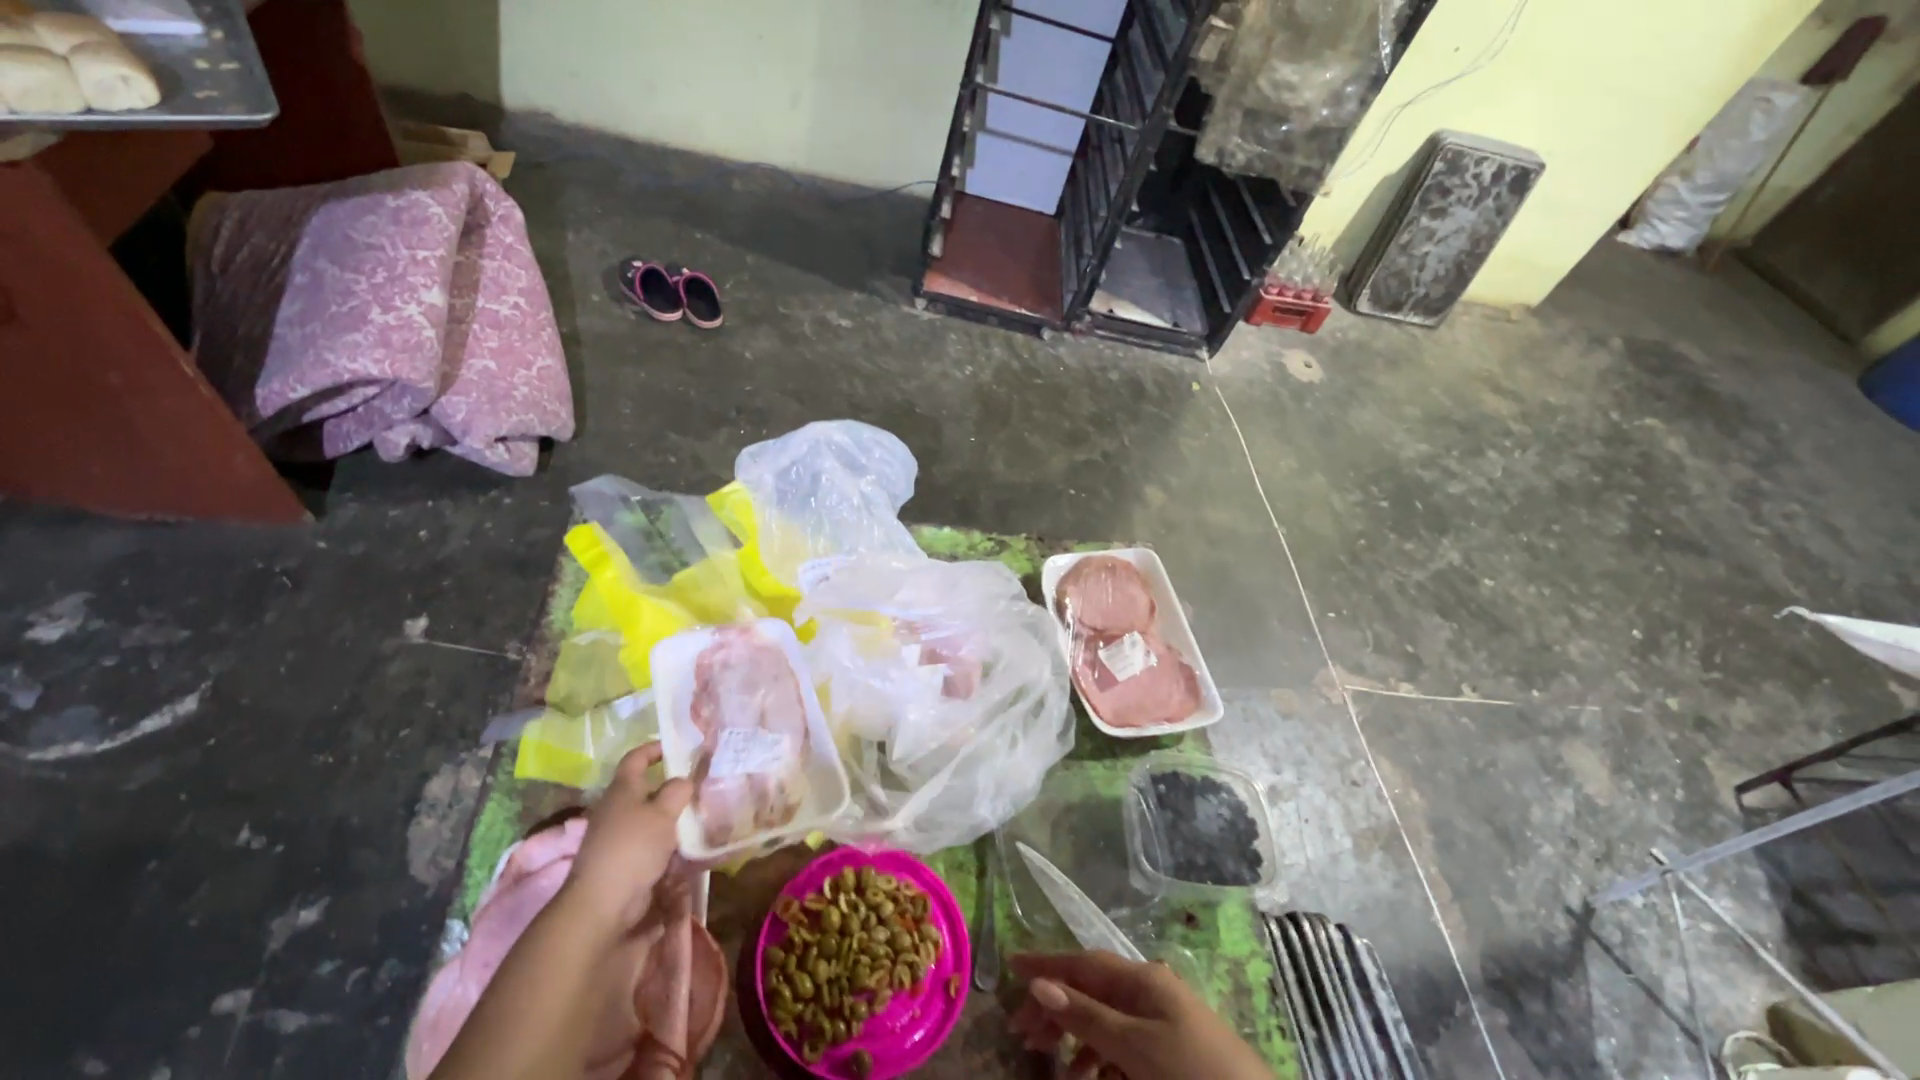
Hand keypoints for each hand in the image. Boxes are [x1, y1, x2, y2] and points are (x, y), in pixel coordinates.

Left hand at [560, 742, 693, 931]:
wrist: (604, 901)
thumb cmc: (633, 846)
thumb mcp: (663, 812)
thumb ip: (678, 790)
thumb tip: (683, 781)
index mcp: (623, 789)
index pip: (636, 758)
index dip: (654, 748)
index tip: (677, 747)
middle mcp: (618, 808)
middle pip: (645, 789)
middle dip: (671, 788)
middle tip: (700, 787)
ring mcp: (619, 836)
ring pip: (651, 818)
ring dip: (673, 818)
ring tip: (701, 818)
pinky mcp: (624, 860)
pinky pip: (651, 844)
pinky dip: (669, 843)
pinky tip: (689, 848)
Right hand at [1008, 951, 1270, 1079]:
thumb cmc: (1189, 1070)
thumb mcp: (1133, 1045)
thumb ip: (1087, 1015)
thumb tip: (1040, 984)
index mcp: (1142, 980)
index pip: (1084, 962)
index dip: (1046, 963)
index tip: (1010, 965)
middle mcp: (1150, 991)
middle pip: (1090, 989)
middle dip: (1054, 1006)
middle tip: (1020, 1030)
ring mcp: (1161, 1020)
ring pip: (1104, 1018)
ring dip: (1072, 1033)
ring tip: (1045, 1056)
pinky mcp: (1168, 1050)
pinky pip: (1121, 1044)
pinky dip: (1098, 1056)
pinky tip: (1084, 1076)